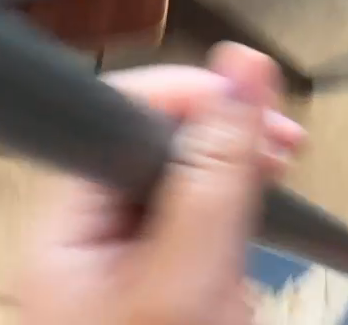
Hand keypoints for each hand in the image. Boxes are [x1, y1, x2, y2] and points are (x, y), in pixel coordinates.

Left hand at [21, 43, 306, 324]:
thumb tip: (240, 67)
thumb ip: (216, 170)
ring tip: (277, 172)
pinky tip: (258, 205)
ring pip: (189, 161)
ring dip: (241, 160)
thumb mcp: (191, 279)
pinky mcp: (165, 257)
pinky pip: (205, 195)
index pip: (124, 115)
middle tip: (282, 144)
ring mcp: (127, 246)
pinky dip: (241, 192)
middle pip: (159, 132)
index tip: (258, 108)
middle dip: (229, 129)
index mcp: (64, 232)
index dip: (195, 96)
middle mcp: (88, 231)